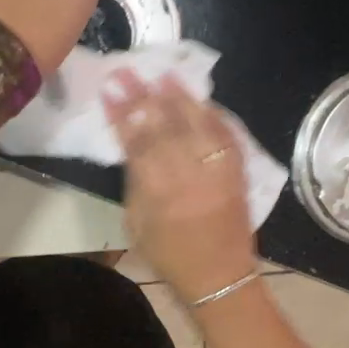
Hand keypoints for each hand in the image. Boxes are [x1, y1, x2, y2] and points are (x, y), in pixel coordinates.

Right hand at [103, 71, 258, 304]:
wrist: (219, 277)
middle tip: (129, 71)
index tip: (110, 89)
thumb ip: (136, 182)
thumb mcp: (136, 222)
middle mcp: (188, 177)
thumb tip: (133, 148)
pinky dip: (212, 116)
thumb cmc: (168, 255)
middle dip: (143, 96)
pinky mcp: (238, 173)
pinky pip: (226, 136)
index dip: (122, 114)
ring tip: (164, 75)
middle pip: (163, 126)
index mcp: (157, 192)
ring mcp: (216, 172)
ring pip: (197, 125)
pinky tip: (199, 100)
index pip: (136, 142)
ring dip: (180, 97)